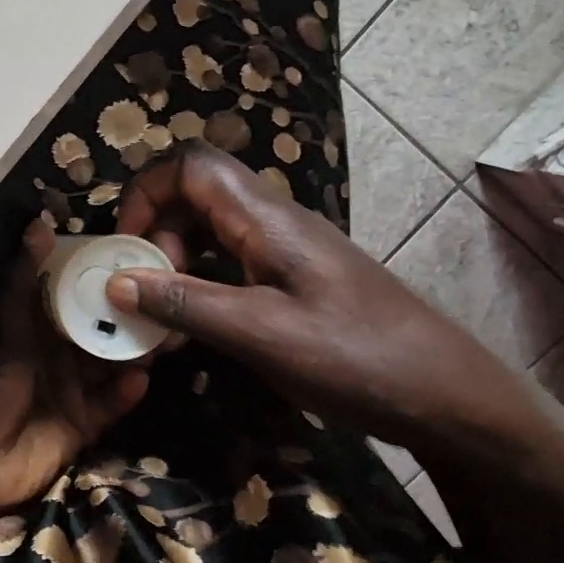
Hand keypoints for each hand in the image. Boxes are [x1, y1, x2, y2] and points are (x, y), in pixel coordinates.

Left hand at [0, 220, 150, 515]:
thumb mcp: (8, 330)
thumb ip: (25, 282)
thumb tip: (39, 224)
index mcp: (38, 329)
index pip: (78, 297)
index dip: (106, 280)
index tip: (143, 257)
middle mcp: (59, 355)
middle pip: (103, 331)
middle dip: (133, 318)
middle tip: (170, 298)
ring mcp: (73, 390)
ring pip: (113, 365)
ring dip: (137, 353)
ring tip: (168, 337)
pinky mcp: (84, 424)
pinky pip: (111, 404)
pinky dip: (125, 394)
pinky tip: (142, 380)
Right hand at [103, 142, 527, 443]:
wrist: (449, 396)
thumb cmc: (357, 357)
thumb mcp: (261, 334)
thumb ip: (185, 304)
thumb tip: (114, 281)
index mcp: (266, 219)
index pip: (190, 166)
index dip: (145, 193)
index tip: (125, 247)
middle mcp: (271, 225)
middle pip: (192, 199)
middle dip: (151, 237)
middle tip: (139, 293)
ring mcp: (282, 255)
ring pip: (206, 236)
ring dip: (170, 269)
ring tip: (155, 322)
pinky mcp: (289, 285)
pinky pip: (225, 269)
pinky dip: (195, 291)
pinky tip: (186, 333)